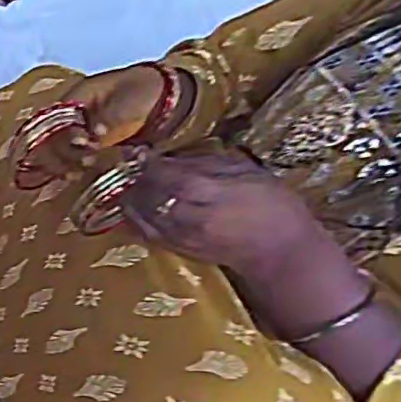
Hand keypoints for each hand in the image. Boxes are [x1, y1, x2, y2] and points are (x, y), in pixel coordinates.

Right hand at [21, 65, 166, 184]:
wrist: (156, 97)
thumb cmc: (141, 91)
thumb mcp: (129, 99)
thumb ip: (110, 116)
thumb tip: (95, 135)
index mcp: (76, 97)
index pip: (56, 118)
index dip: (64, 133)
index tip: (84, 143)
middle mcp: (68, 115)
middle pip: (49, 138)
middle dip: (62, 153)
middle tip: (84, 162)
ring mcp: (72, 131)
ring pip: (52, 151)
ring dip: (62, 164)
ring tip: (78, 173)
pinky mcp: (78, 146)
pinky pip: (63, 159)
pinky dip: (66, 168)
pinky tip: (76, 176)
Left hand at [118, 149, 334, 279]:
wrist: (275, 250)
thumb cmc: (271, 204)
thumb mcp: (245, 171)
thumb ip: (208, 163)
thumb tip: (175, 156)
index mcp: (206, 192)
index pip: (166, 175)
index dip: (147, 164)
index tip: (136, 151)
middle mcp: (185, 216)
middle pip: (148, 196)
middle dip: (134, 179)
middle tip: (125, 165)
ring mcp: (177, 236)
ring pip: (142, 215)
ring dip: (130, 198)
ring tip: (125, 183)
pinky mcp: (174, 250)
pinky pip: (145, 232)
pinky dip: (134, 218)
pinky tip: (131, 207)